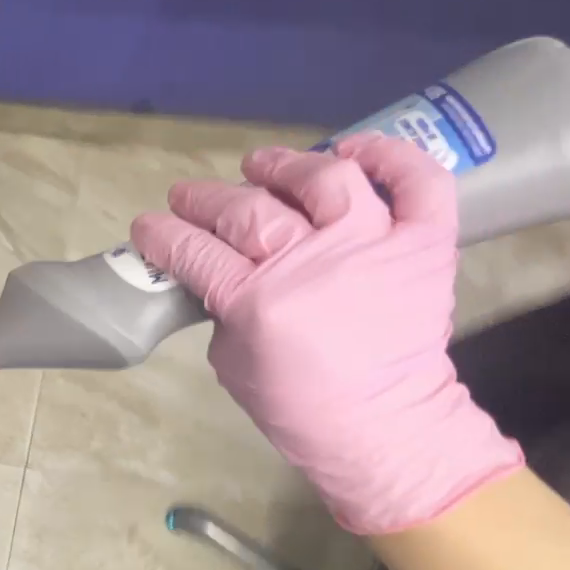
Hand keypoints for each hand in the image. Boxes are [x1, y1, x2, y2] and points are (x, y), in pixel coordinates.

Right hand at [131, 131, 522, 534]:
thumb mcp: (229, 358)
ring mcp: (374, 244)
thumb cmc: (290, 400)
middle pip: (250, 210)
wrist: (376, 419)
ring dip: (286, 166)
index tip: (144, 223)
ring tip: (260, 164)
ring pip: (326, 181)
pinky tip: (352, 150)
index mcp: (256, 301)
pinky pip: (417, 182)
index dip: (163, 234)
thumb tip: (227, 274)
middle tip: (185, 195)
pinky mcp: (424, 241)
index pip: (197, 251)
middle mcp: (313, 261)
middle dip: (206, 198)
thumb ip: (226, 309)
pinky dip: (389, 156)